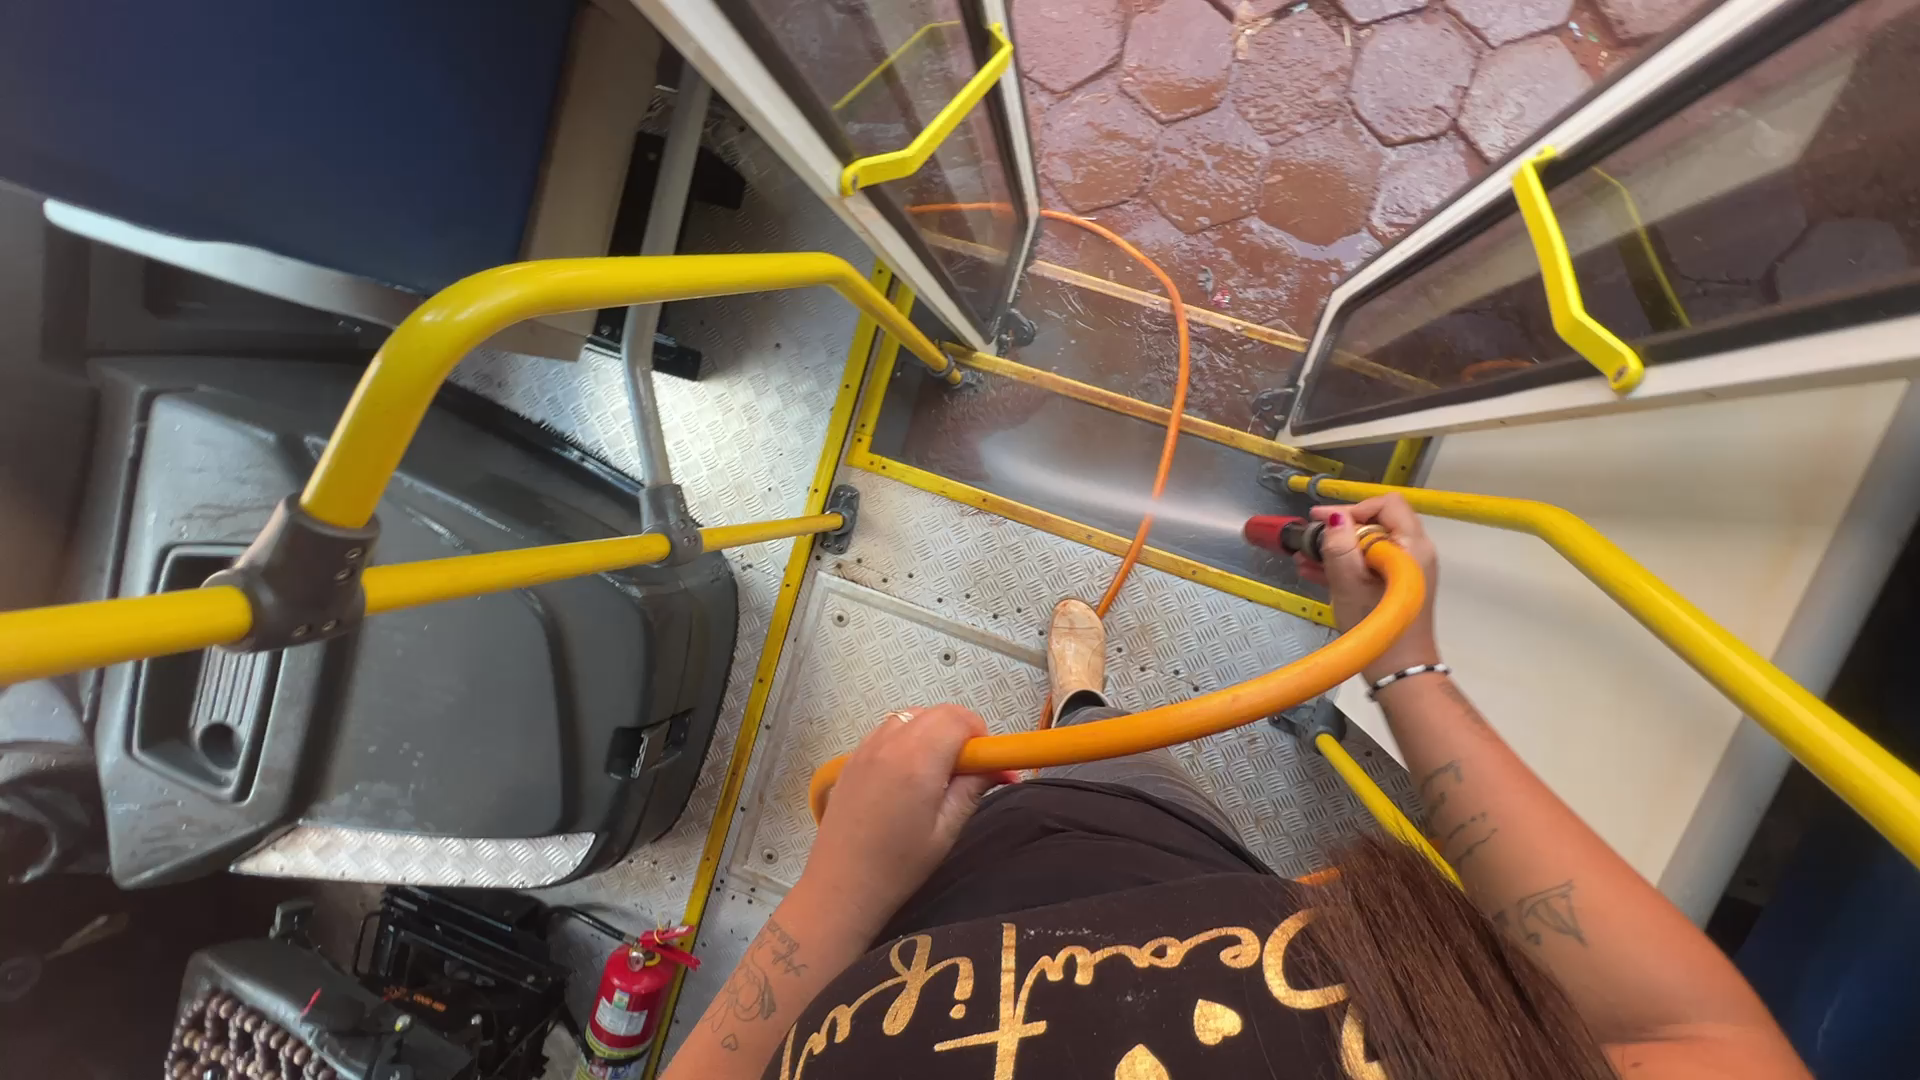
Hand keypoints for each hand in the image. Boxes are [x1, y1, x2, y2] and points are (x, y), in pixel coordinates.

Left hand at [802, 705, 1015, 931]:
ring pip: (912, 716)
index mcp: (918, 759)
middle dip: (960, 731)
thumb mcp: (946, 830)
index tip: (987, 764)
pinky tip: (908, 772)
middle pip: (937, 712)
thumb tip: (1000, 766)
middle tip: (967, 769)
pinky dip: (908, 737)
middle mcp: (892, 742)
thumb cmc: (899, 866)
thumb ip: (972, 788)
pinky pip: (889, 729)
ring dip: (933, 731)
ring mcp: (868, 746)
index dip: (980, 735)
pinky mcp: (853, 756)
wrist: (839, 886)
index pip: (959, 719)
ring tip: (937, 771)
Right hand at [1292, 494, 1440, 682]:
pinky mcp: (1393, 587)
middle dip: (1340, 528)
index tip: (1322, 521)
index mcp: (1411, 546)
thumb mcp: (1349, 582)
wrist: (1396, 668)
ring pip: (1368, 545)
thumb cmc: (1373, 622)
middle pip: (1376, 523)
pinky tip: (1311, 571)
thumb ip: (1341, 546)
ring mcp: (1403, 571)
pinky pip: (1366, 565)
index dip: (1353, 508)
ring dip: (1336, 547)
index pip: (1387, 505)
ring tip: (1303, 557)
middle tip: (1310, 537)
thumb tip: (1336, 518)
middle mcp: (1413, 553)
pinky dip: (1342, 564)